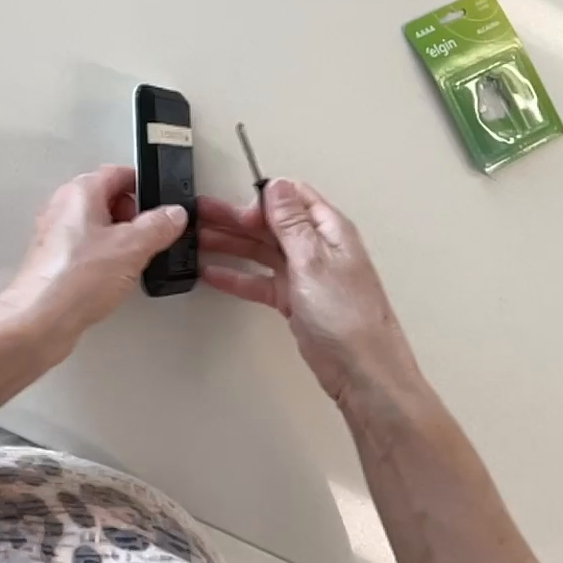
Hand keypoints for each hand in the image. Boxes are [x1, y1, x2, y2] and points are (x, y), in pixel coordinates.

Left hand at [0, 166, 187, 356]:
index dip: (144, 184)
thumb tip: (172, 214)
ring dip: (120, 236)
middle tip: (152, 231)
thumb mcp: (132, 248)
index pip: (117, 173)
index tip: (163, 200)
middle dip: (133, 213)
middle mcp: (64, 207)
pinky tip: (116, 276)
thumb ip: (157, 226)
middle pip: (107, 197)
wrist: (40, 320)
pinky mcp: (56, 260)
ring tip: (136, 257)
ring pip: (97, 224)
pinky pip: (87, 247)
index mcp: (80, 192)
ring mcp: (57, 234)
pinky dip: (105, 255)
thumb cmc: (74, 279)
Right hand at [198, 179, 419, 403]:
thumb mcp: (314, 261)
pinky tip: (213, 273)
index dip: (260, 198)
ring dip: (230, 243)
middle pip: (269, 223)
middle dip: (234, 218)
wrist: (363, 376)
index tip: (233, 205)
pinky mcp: (295, 300)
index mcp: (329, 231)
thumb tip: (277, 186)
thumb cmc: (351, 321)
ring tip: (199, 239)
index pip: (291, 197)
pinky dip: (236, 276)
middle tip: (202, 215)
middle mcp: (317, 249)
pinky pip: (259, 280)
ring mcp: (305, 275)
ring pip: (260, 250)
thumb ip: (291, 222)